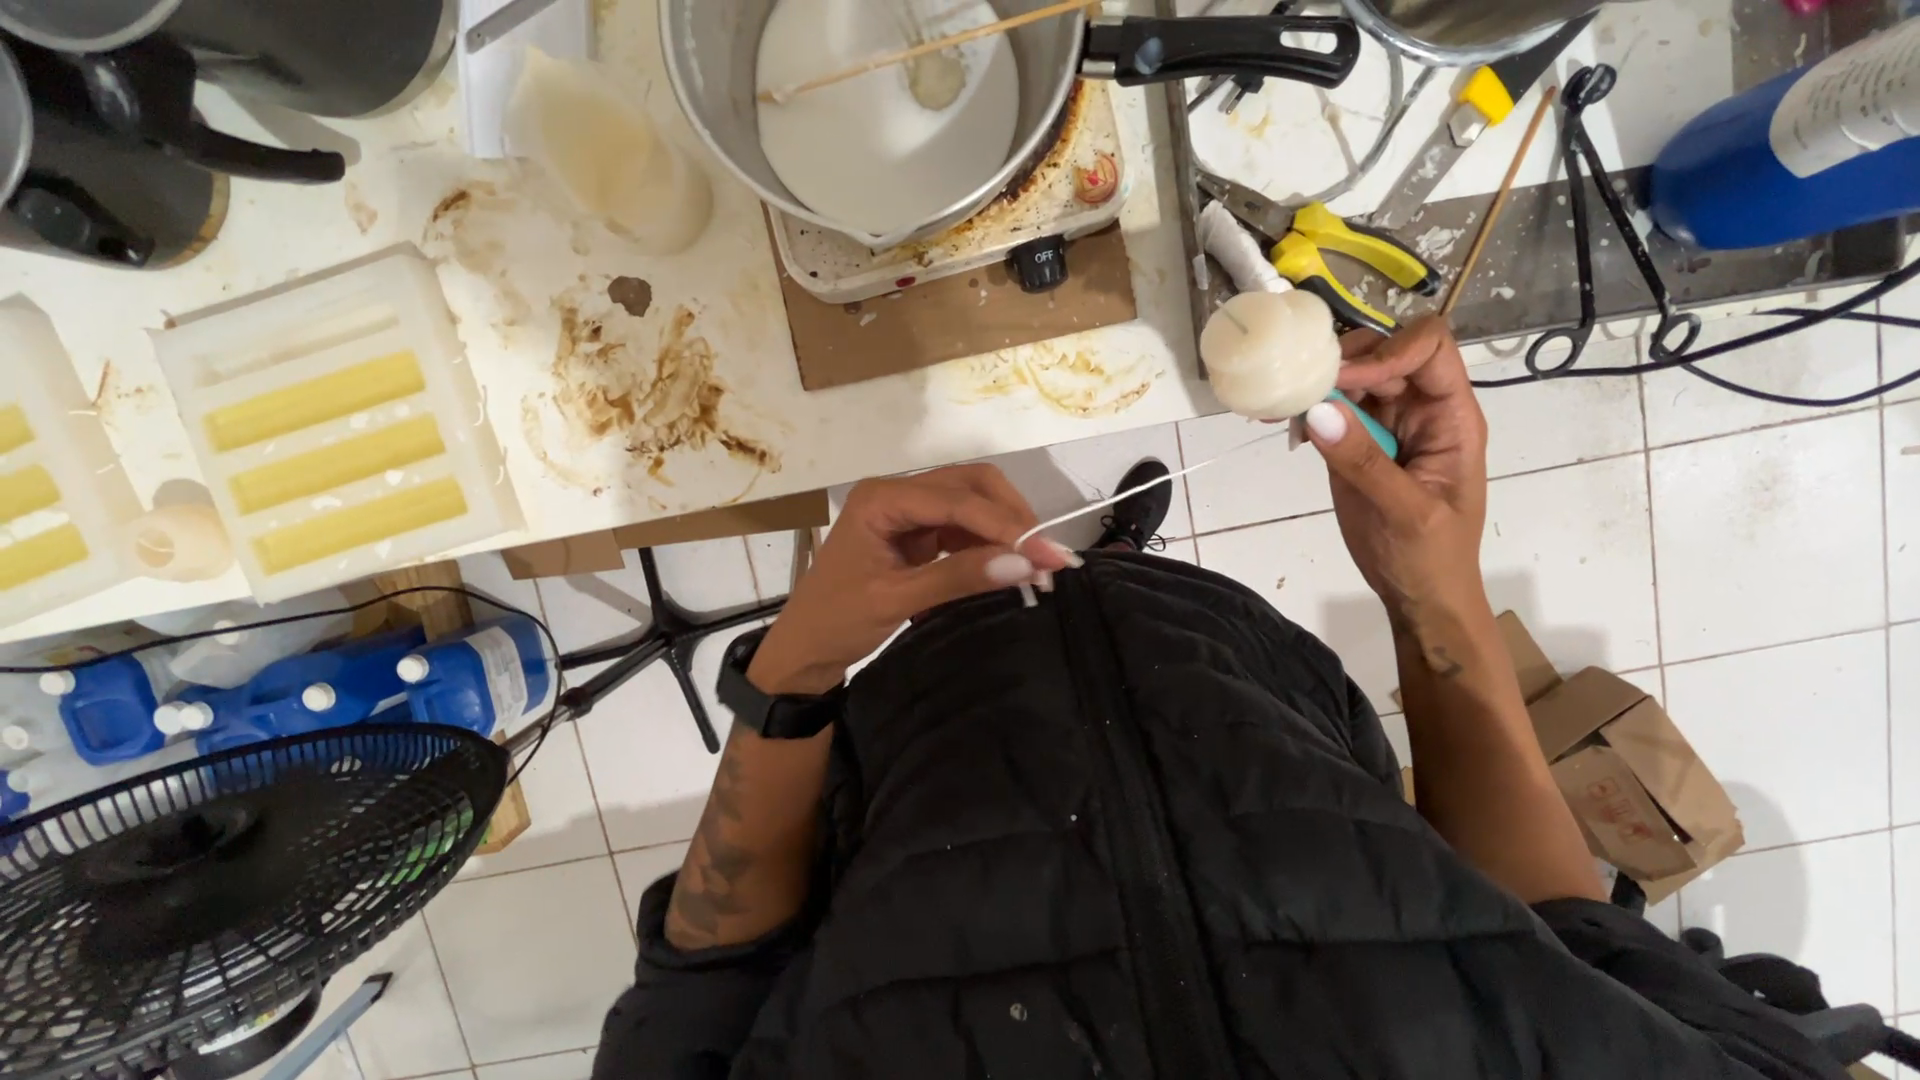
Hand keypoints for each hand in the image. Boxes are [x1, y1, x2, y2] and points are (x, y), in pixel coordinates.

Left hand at [748, 465, 1075, 694]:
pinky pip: (964, 528)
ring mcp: (908, 512)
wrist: (804, 650)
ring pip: (973, 503)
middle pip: (971, 485)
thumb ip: (958, 578)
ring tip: (1037, 567)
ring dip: (1007, 530)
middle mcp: (896, 494)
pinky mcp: (918, 534)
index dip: (1006, 524)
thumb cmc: (836, 622)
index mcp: (881, 499)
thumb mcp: (896, 600)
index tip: (1047, 555)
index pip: (957, 500)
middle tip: (1047, 558)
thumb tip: (1023, 565)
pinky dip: (991, 544)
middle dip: (1013, 517)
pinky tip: (1010, 566)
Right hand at [1304, 316, 1490, 637]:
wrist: (1418, 595)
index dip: (1388, 352)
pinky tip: (1277, 419)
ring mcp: (1384, 426)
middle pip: (1386, 353)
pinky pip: (1329, 411)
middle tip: (1301, 386)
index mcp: (1450, 417)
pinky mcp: (1354, 445)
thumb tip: (1318, 411)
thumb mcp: (1406, 513)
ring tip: (1279, 403)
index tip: (1342, 379)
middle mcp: (1419, 410)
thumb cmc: (1430, 557)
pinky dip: (1303, 409)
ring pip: (1352, 378)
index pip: (1429, 349)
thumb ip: (1363, 462)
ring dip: (1316, 382)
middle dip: (1344, 361)